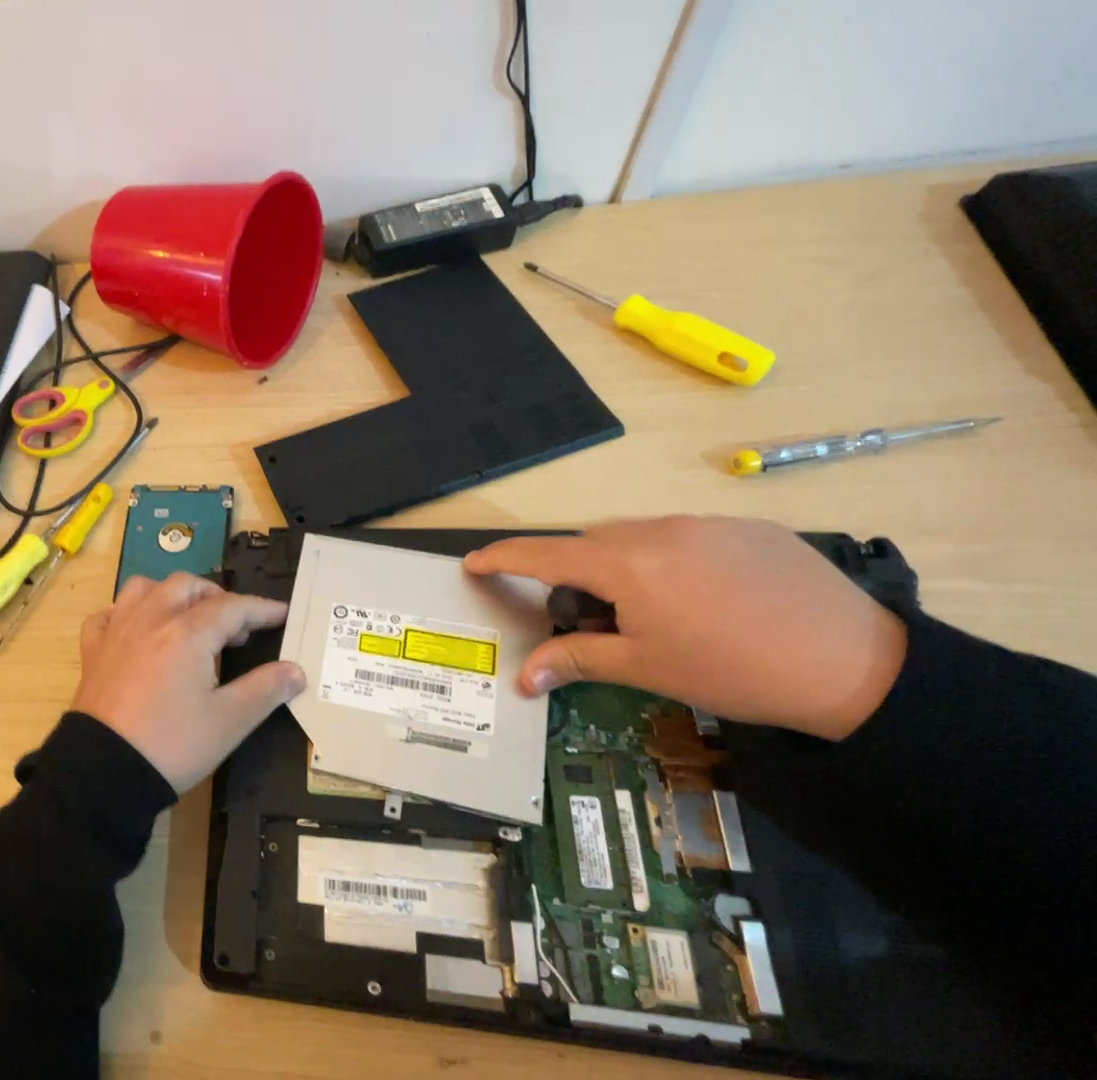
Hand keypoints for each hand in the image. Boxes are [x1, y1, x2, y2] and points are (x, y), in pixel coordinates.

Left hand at [73, 574, 306, 791]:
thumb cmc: (173, 744)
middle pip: (186, 586)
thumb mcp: (229, 722)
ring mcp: (117, 632)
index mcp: (187, 633)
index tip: (283, 615)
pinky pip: (108, 614)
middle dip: (216, 597)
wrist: (104, 769)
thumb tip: (296, 670)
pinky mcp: (92, 651)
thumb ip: (265, 690)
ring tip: (187, 619)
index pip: (232, 608)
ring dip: (171, 595)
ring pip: (144, 589)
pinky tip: (138, 632)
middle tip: (235, 629)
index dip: (262, 609)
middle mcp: (150, 620)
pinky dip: (127, 613)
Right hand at [463, 516, 907, 740]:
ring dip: (623, 565)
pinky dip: (669, 561)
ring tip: (651, 614)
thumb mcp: (645, 668)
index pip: (545, 553)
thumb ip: (577, 660)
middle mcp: (660, 528)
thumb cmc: (732, 670)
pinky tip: (703, 600)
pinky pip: (685, 536)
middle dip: (575, 572)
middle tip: (590, 618)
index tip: (474, 563)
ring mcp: (708, 523)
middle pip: (592, 541)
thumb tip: (523, 677)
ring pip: (639, 536)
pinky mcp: (749, 528)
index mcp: (626, 562)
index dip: (503, 557)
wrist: (855, 664)